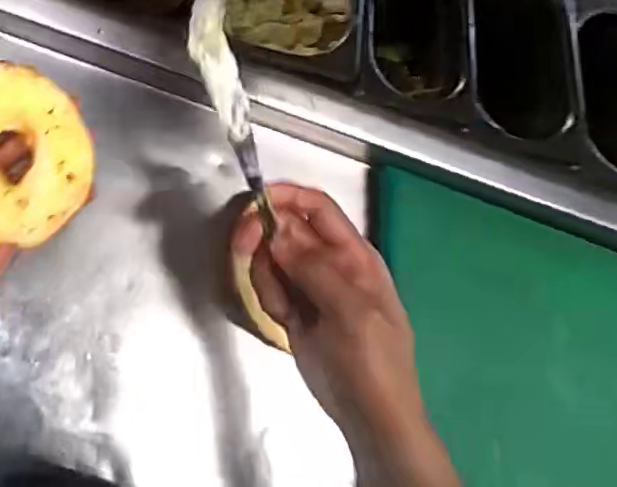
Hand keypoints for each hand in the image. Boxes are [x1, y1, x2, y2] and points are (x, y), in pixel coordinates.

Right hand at [233, 183, 457, 486]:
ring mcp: (308, 282)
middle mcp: (328, 260)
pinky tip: (284, 320)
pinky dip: (267, 296)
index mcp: (352, 253)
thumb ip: (314, 268)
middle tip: (242, 247)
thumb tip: (276, 233)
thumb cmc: (374, 363)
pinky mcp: (292, 303)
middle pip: (285, 225)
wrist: (371, 420)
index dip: (286, 195)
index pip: (316, 206)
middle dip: (262, 234)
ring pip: (270, 253)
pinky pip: (267, 282)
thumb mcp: (352, 313)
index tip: (254, 198)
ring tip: (284, 308)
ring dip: (265, 275)